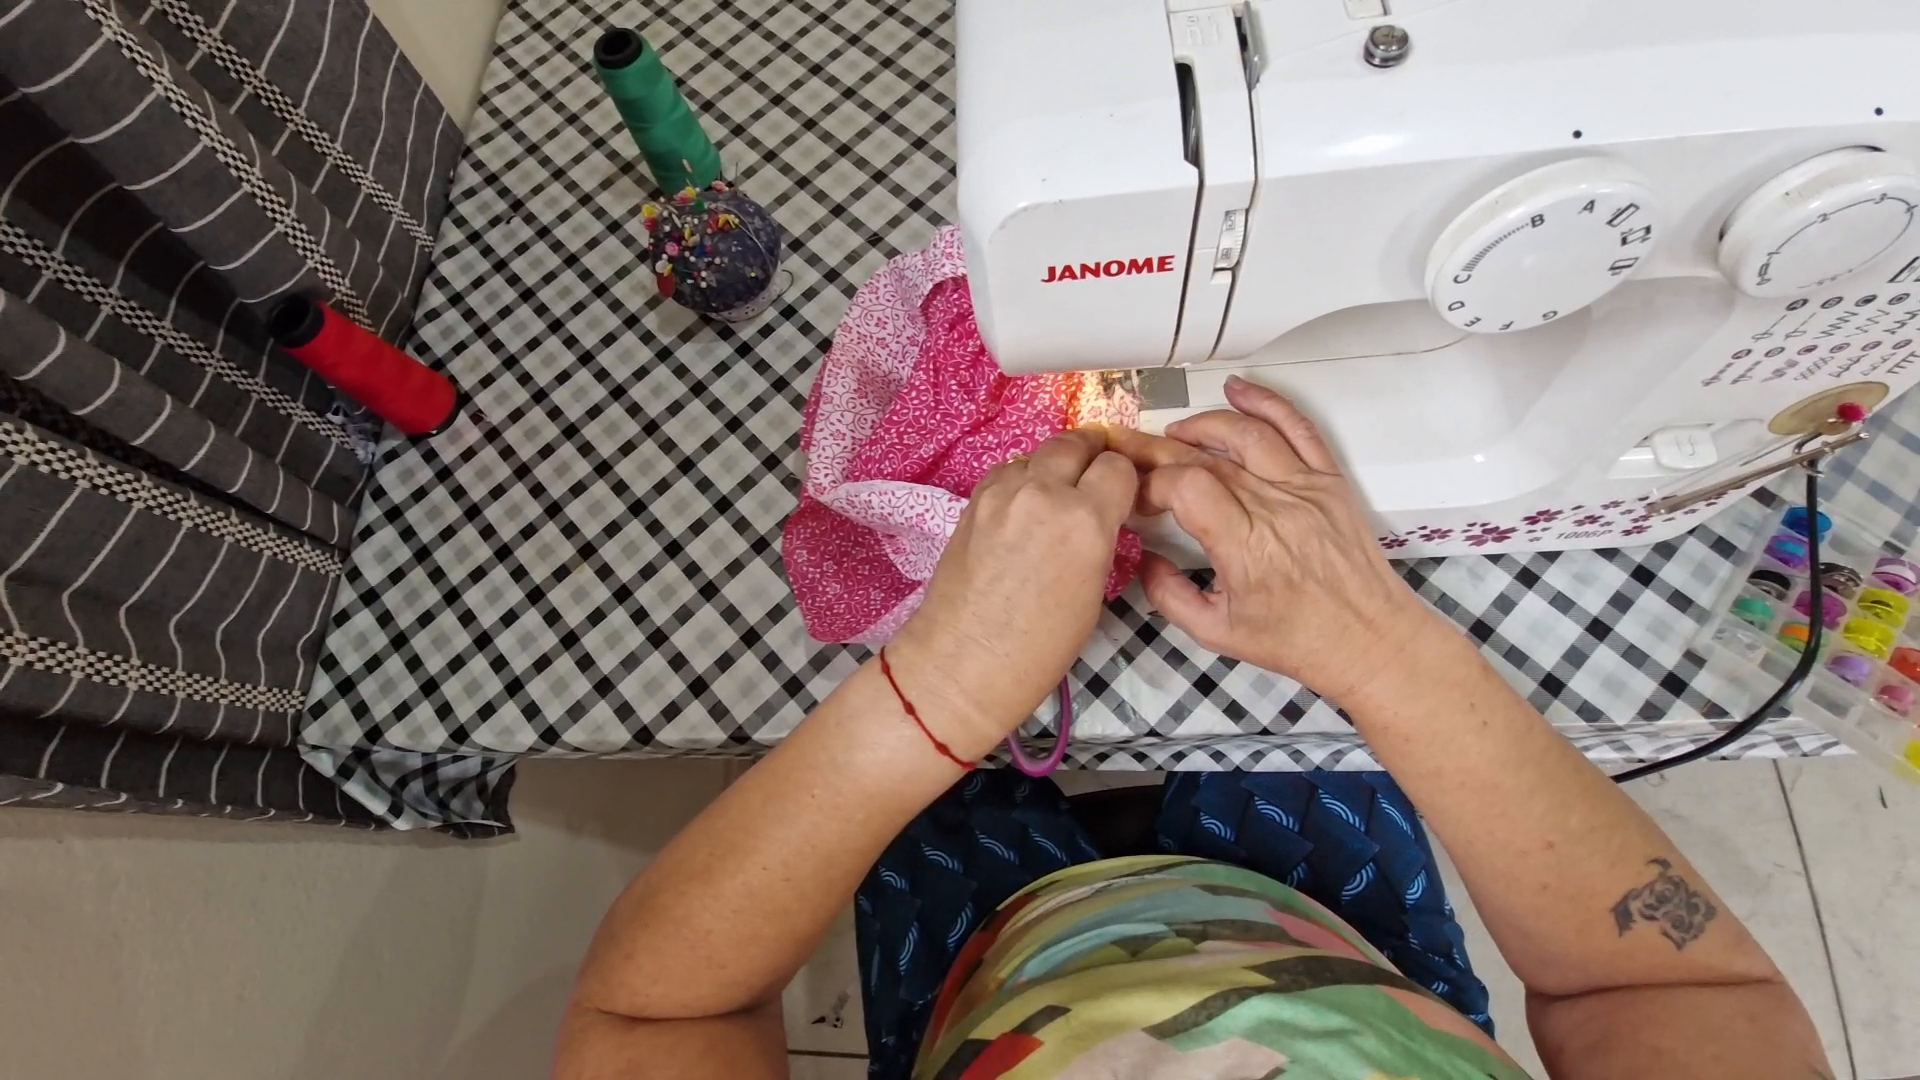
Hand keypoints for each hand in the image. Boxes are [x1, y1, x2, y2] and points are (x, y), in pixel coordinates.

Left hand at [887, 429, 1137, 758]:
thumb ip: (1099, 538)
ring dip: (1053, 465)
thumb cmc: (1041, 647)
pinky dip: (1022, 478)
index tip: (1123, 492)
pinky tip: (1024, 504)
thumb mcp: (1093, 591)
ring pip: (1037, 454)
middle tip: (1096, 471)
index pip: (1117, 467)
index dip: (1124, 478)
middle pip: (1075, 444)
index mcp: (1085, 520)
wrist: (964, 661)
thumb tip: (1099, 516)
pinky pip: (1007, 472)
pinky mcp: (973, 500)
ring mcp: (1002, 493)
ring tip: (1059, 490)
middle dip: (1091, 455)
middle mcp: (1043, 493)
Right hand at [1106, 377, 1438, 703]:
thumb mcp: (1215, 634)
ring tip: (1173, 432)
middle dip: (1156, 449)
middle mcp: (1275, 507)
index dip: (1149, 484)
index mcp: (1244, 545)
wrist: (1370, 640)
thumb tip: (1144, 556)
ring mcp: (1306, 488)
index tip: (1136, 498)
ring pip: (1245, 434)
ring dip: (1202, 424)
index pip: (1184, 486)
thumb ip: (1167, 595)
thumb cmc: (1295, 640)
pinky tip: (1237, 389)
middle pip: (1204, 457)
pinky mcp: (1329, 481)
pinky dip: (1266, 402)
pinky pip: (1298, 428)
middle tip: (1128, 449)